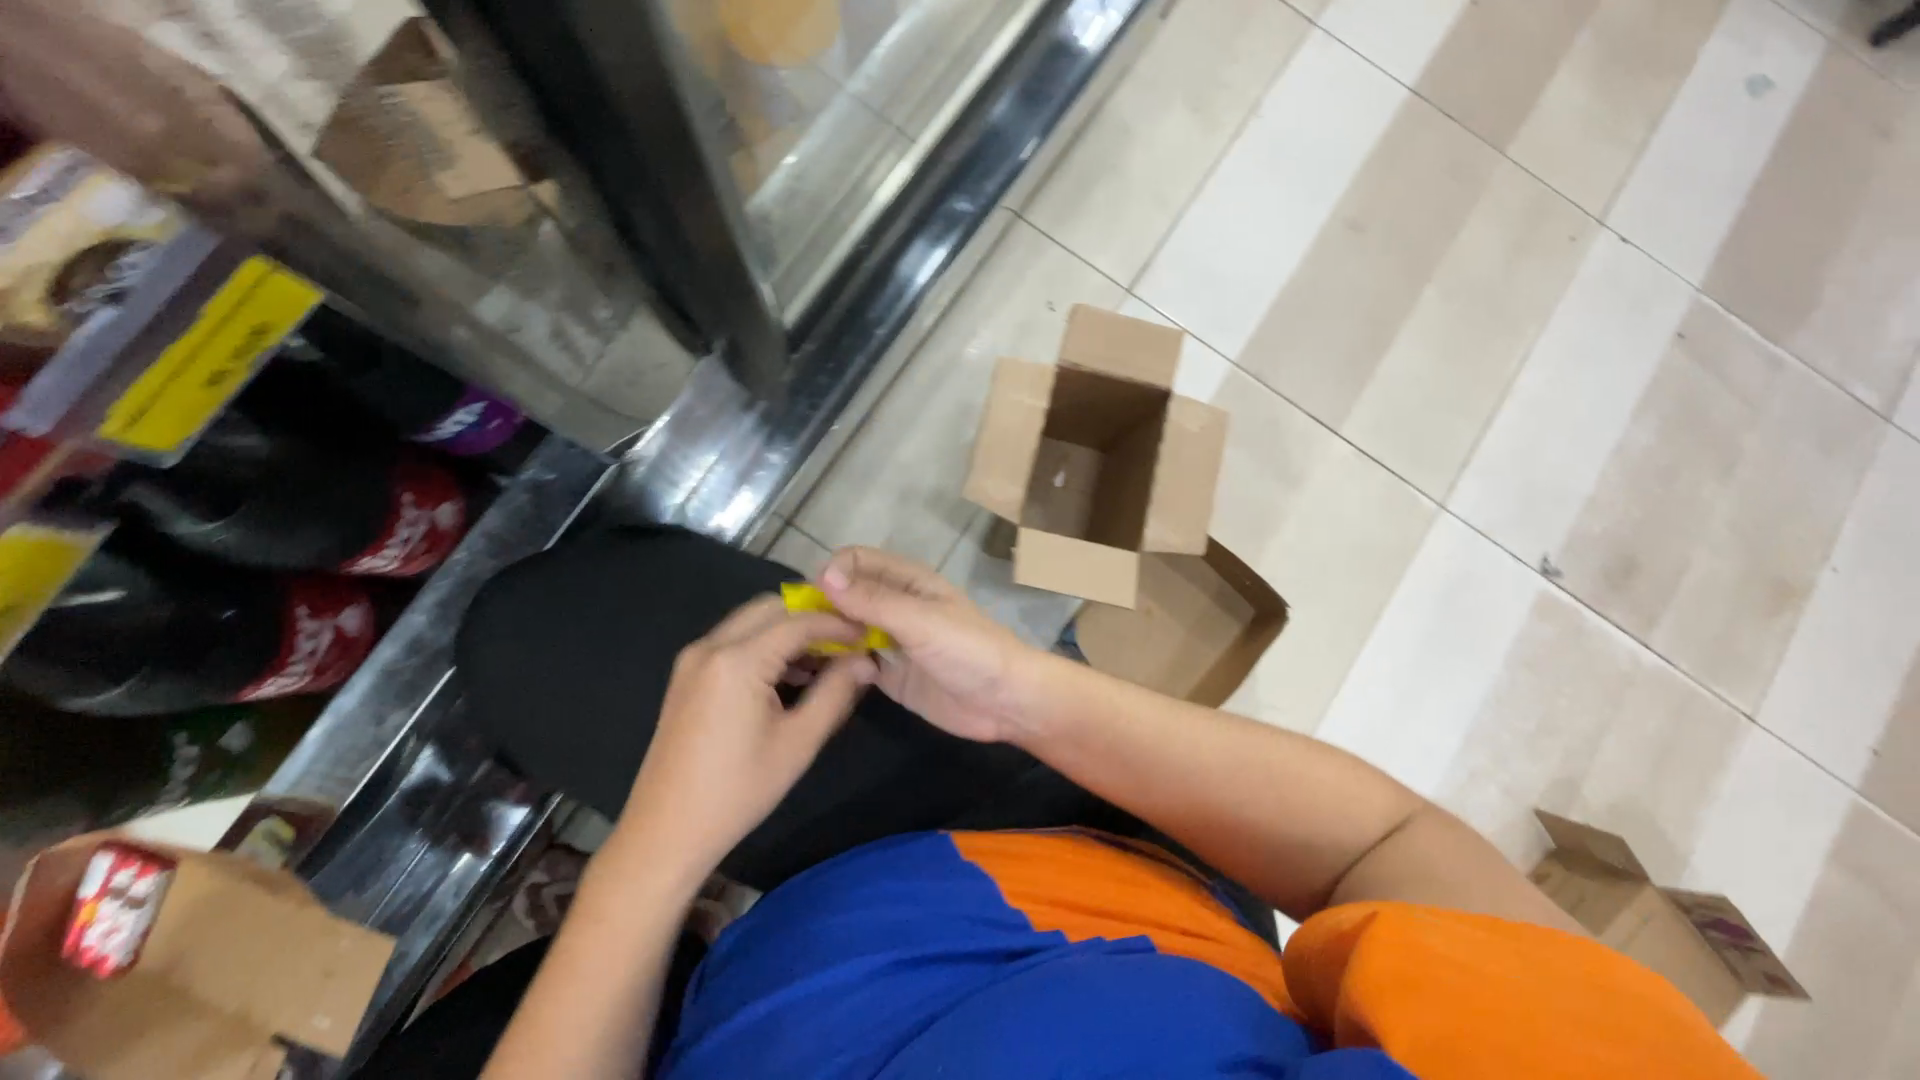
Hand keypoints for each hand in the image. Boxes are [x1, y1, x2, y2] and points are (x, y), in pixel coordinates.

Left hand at [614, 594, 877, 873]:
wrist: (667, 830)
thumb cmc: (739, 789)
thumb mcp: (799, 742)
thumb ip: (836, 692)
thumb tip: (867, 661)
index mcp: (737, 660)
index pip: (798, 620)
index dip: (838, 623)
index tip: (869, 634)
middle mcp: (710, 647)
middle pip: (771, 608)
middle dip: (812, 619)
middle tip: (847, 645)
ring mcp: (693, 659)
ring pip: (751, 622)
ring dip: (788, 632)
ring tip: (826, 663)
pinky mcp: (687, 676)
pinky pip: (733, 641)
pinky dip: (765, 646)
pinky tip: (790, 677)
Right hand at [819, 547, 1042, 743]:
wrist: (1006, 702)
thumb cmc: (970, 650)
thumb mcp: (921, 620)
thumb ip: (873, 601)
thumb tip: (824, 577)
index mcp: (907, 581)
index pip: (856, 561)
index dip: (833, 573)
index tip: (815, 600)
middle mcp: (895, 607)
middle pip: (846, 597)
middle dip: (822, 609)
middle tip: (801, 635)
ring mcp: (891, 643)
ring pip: (846, 631)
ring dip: (826, 639)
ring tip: (803, 657)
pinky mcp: (890, 676)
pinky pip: (854, 665)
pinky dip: (838, 668)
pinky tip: (824, 678)